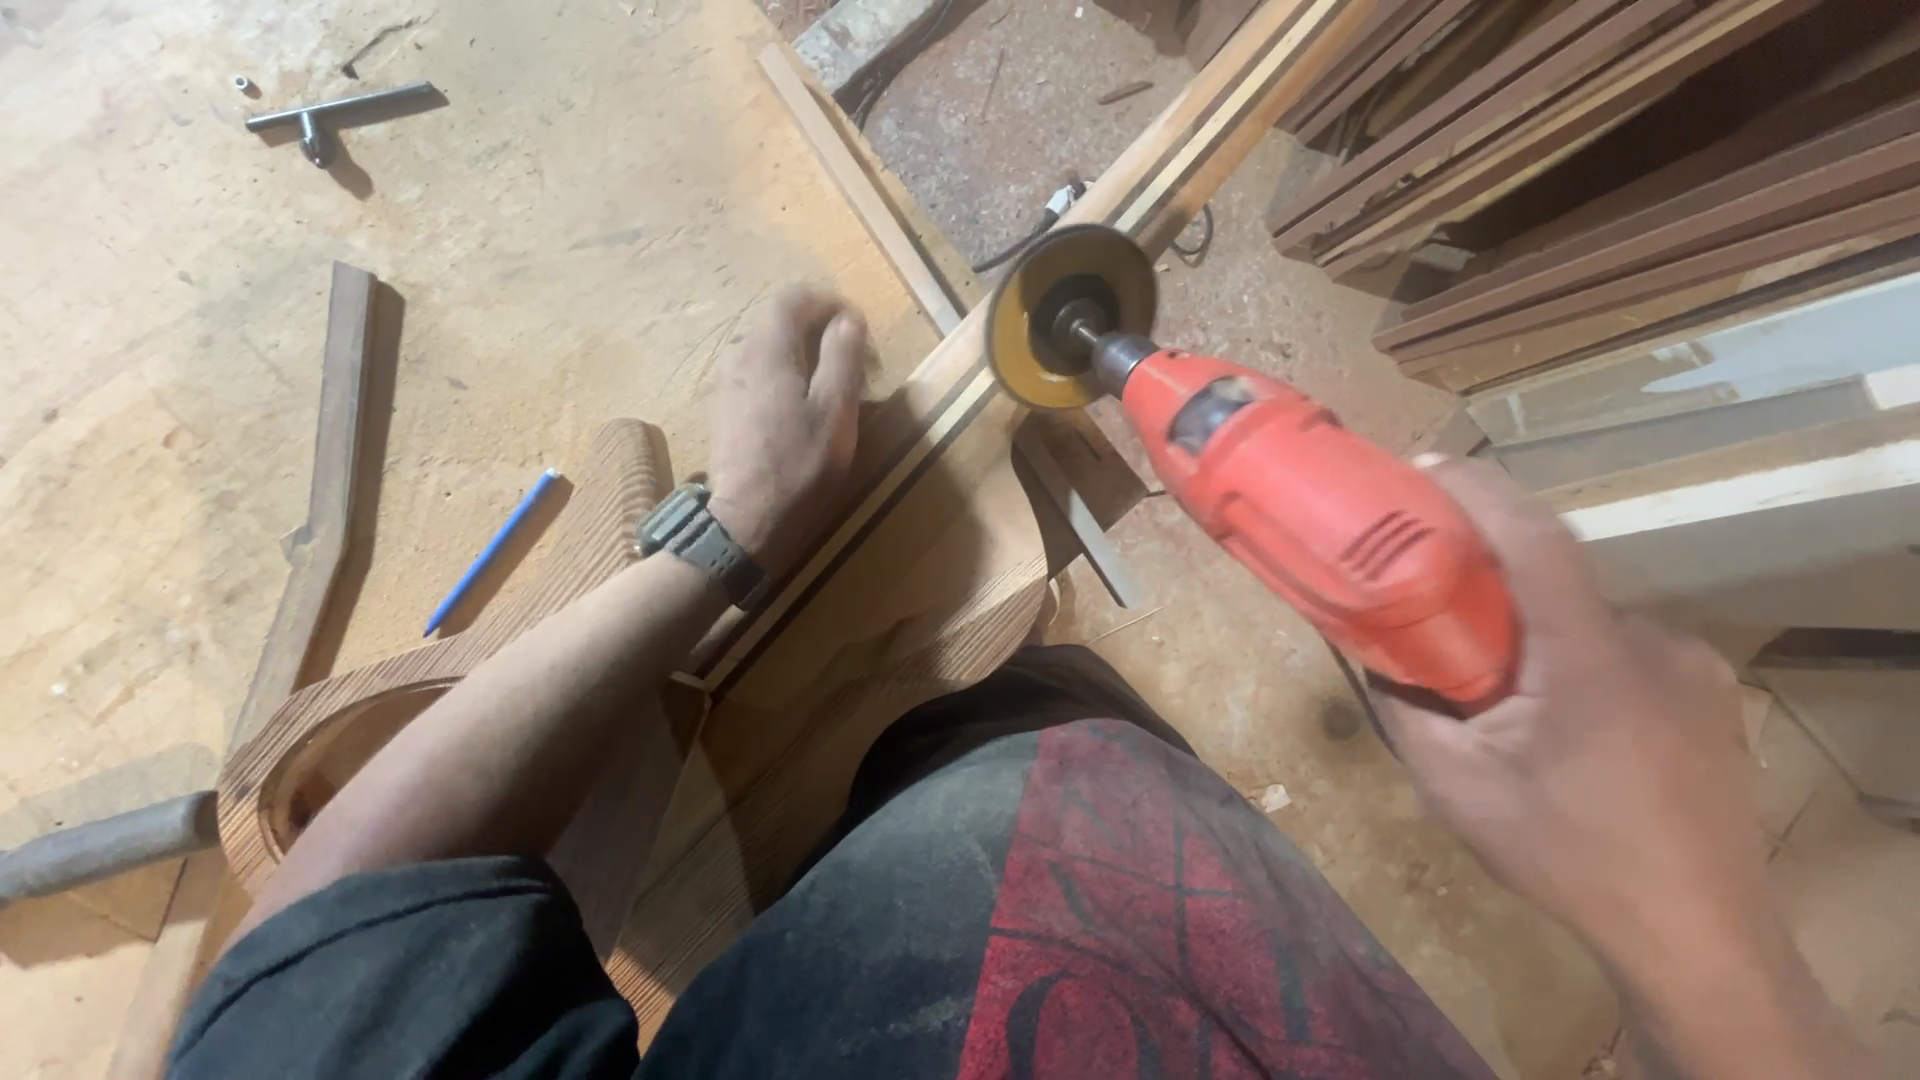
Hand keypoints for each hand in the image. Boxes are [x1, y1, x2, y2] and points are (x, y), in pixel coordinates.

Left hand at [706, 289, 867, 577]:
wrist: (747, 521)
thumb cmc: (800, 466)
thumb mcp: (836, 410)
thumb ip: (842, 357)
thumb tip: (848, 319)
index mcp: (767, 348)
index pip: (794, 298)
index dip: (829, 303)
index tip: (857, 329)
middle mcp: (738, 355)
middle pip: (779, 322)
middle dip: (819, 332)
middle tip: (853, 366)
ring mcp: (724, 384)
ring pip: (767, 350)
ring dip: (801, 357)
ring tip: (830, 392)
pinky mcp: (721, 410)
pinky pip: (755, 376)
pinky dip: (782, 378)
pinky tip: (799, 412)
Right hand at [1373, 458, 1773, 970]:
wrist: (1699, 941)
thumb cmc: (1566, 855)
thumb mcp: (1454, 786)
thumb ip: (1404, 711)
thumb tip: (1371, 660)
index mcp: (1591, 660)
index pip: (1537, 543)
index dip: (1479, 492)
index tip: (1424, 466)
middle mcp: (1654, 646)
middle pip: (1555, 574)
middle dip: (1486, 567)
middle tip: (1426, 585)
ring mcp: (1692, 669)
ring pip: (1585, 614)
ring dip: (1527, 620)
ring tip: (1482, 671)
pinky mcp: (1707, 696)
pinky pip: (1617, 646)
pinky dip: (1565, 650)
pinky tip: (1544, 707)